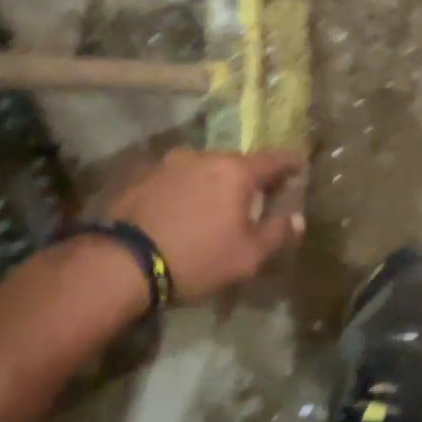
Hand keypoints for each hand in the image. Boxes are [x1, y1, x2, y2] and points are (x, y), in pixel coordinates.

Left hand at [104, 148, 305, 301]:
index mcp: (236, 171)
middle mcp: (204, 157)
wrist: (120, 263)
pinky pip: (176, 179)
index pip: (275, 159)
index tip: (301, 168)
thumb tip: (297, 219)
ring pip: (204, 168)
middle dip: (250, 177)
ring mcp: (168, 164)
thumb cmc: (197, 258)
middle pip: (237, 162)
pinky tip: (182, 211)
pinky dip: (186, 190)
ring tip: (214, 205)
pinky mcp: (140, 177)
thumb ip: (278, 234)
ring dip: (214, 182)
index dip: (292, 163)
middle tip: (256, 196)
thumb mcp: (248, 256)